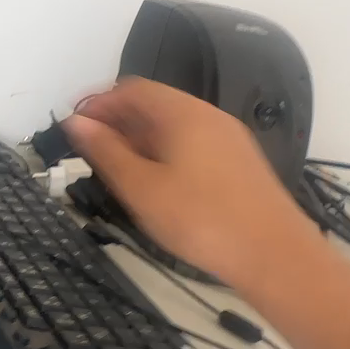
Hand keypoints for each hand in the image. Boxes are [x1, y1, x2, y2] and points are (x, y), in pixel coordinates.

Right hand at [62, 78, 326, 288]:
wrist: (277, 259)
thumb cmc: (201, 220)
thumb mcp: (140, 187)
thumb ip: (105, 151)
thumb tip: (75, 122)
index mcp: (184, 114)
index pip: (132, 89)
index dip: (97, 102)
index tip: (72, 128)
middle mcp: (209, 117)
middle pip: (153, 104)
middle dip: (115, 121)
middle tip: (87, 151)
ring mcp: (228, 140)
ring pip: (172, 126)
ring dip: (137, 139)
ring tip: (114, 169)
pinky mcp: (237, 164)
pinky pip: (190, 144)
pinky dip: (161, 152)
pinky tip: (152, 183)